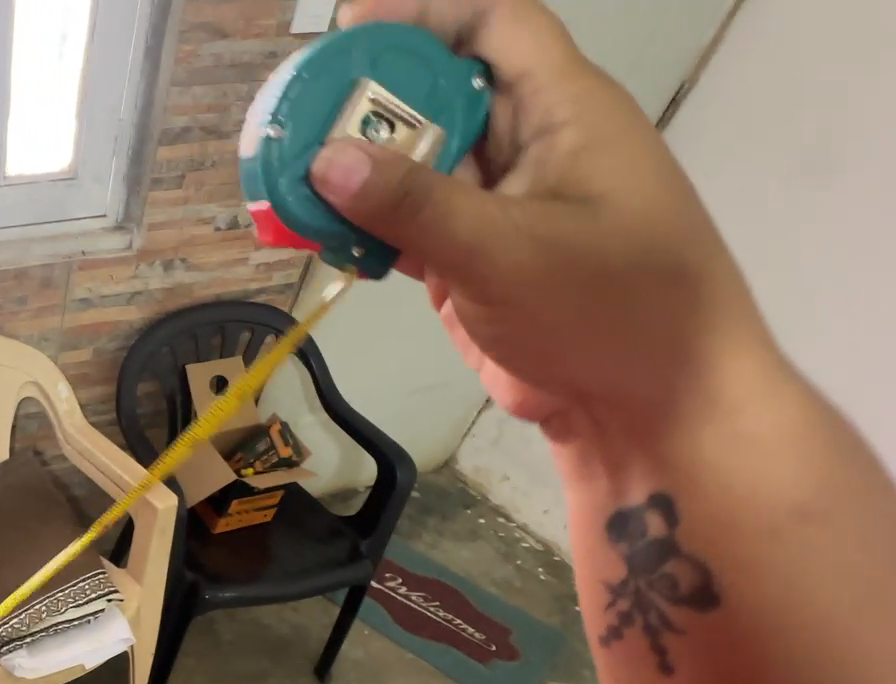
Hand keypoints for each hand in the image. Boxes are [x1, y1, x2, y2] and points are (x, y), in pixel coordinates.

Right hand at [308, 0, 775, 443]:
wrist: (643, 400)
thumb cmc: (605, 308)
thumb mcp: (506, 249)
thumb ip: (415, 204)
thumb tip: (324, 160)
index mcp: (561, 113)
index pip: (492, 30)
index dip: (422, 19)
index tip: (346, 34)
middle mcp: (526, 149)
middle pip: (436, 100)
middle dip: (366, 107)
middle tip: (293, 122)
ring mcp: (495, 208)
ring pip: (414, 170)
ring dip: (356, 176)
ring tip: (287, 179)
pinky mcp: (470, 260)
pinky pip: (407, 228)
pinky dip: (365, 230)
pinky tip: (320, 237)